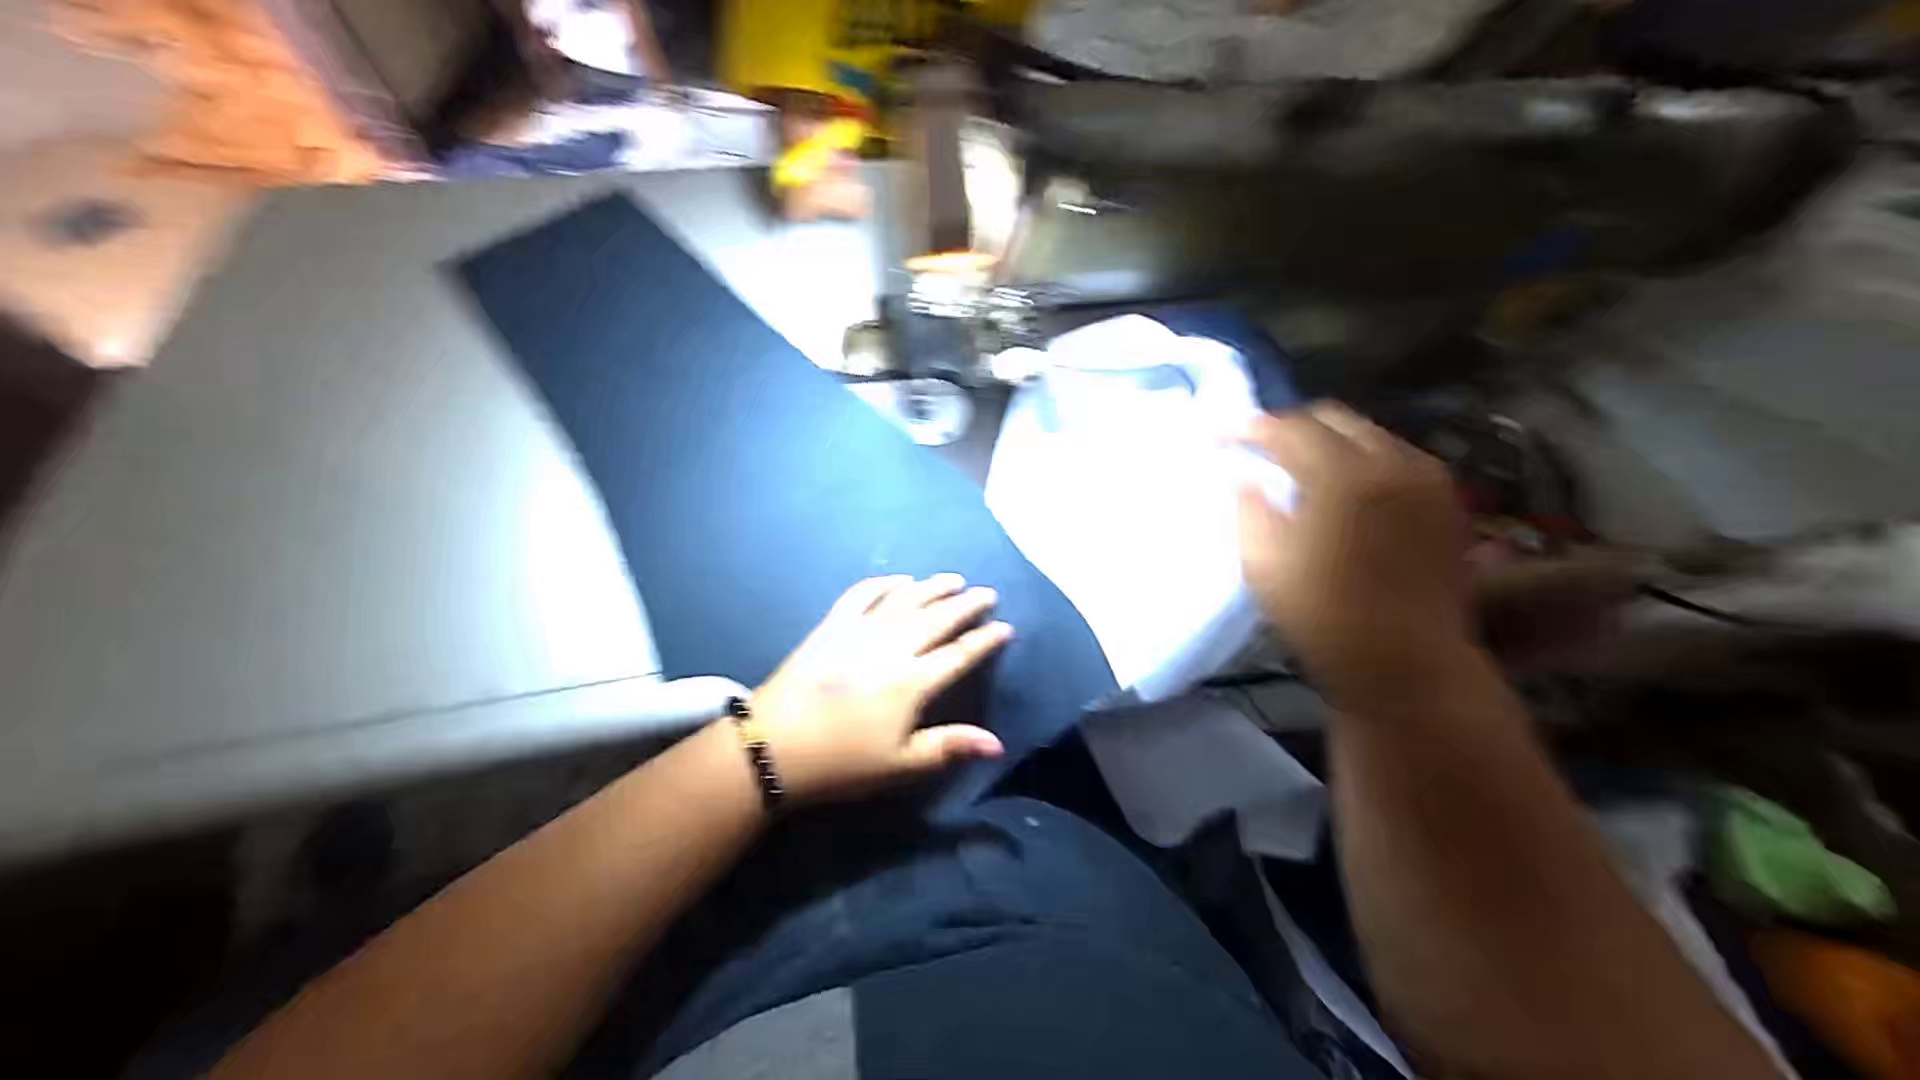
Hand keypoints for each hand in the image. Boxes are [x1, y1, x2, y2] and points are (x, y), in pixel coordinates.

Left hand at [749, 574, 1013, 802]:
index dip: (984, 640)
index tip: (1005, 627)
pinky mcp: (831, 626)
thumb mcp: (900, 764)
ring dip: (932, 587)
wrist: (773, 747)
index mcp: (911, 682)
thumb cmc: (842, 762)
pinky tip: (898, 579)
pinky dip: (882, 584)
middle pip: (937, 618)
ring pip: (904, 600)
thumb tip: (998, 743)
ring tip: (953, 579)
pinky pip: (861, 595)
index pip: (959, 654)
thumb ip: (949, 747)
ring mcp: (859, 631)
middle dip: (966, 604)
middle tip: (987, 593)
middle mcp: (890, 647)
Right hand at [1238, 402, 1472, 699]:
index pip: (1290, 429)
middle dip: (1292, 425)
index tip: (1223, 438)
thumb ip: (1249, 510)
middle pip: (1335, 417)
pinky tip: (1349, 486)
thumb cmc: (1322, 615)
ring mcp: (1428, 482)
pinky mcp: (1447, 504)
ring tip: (1303, 464)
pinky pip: (1401, 458)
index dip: (1251, 429)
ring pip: (1372, 434)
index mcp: (1343, 476)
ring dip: (1331, 440)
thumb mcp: (1263, 564)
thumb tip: (1248, 480)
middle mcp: (1393, 464)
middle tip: (1262, 446)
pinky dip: (1367, 459)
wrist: (1405, 663)